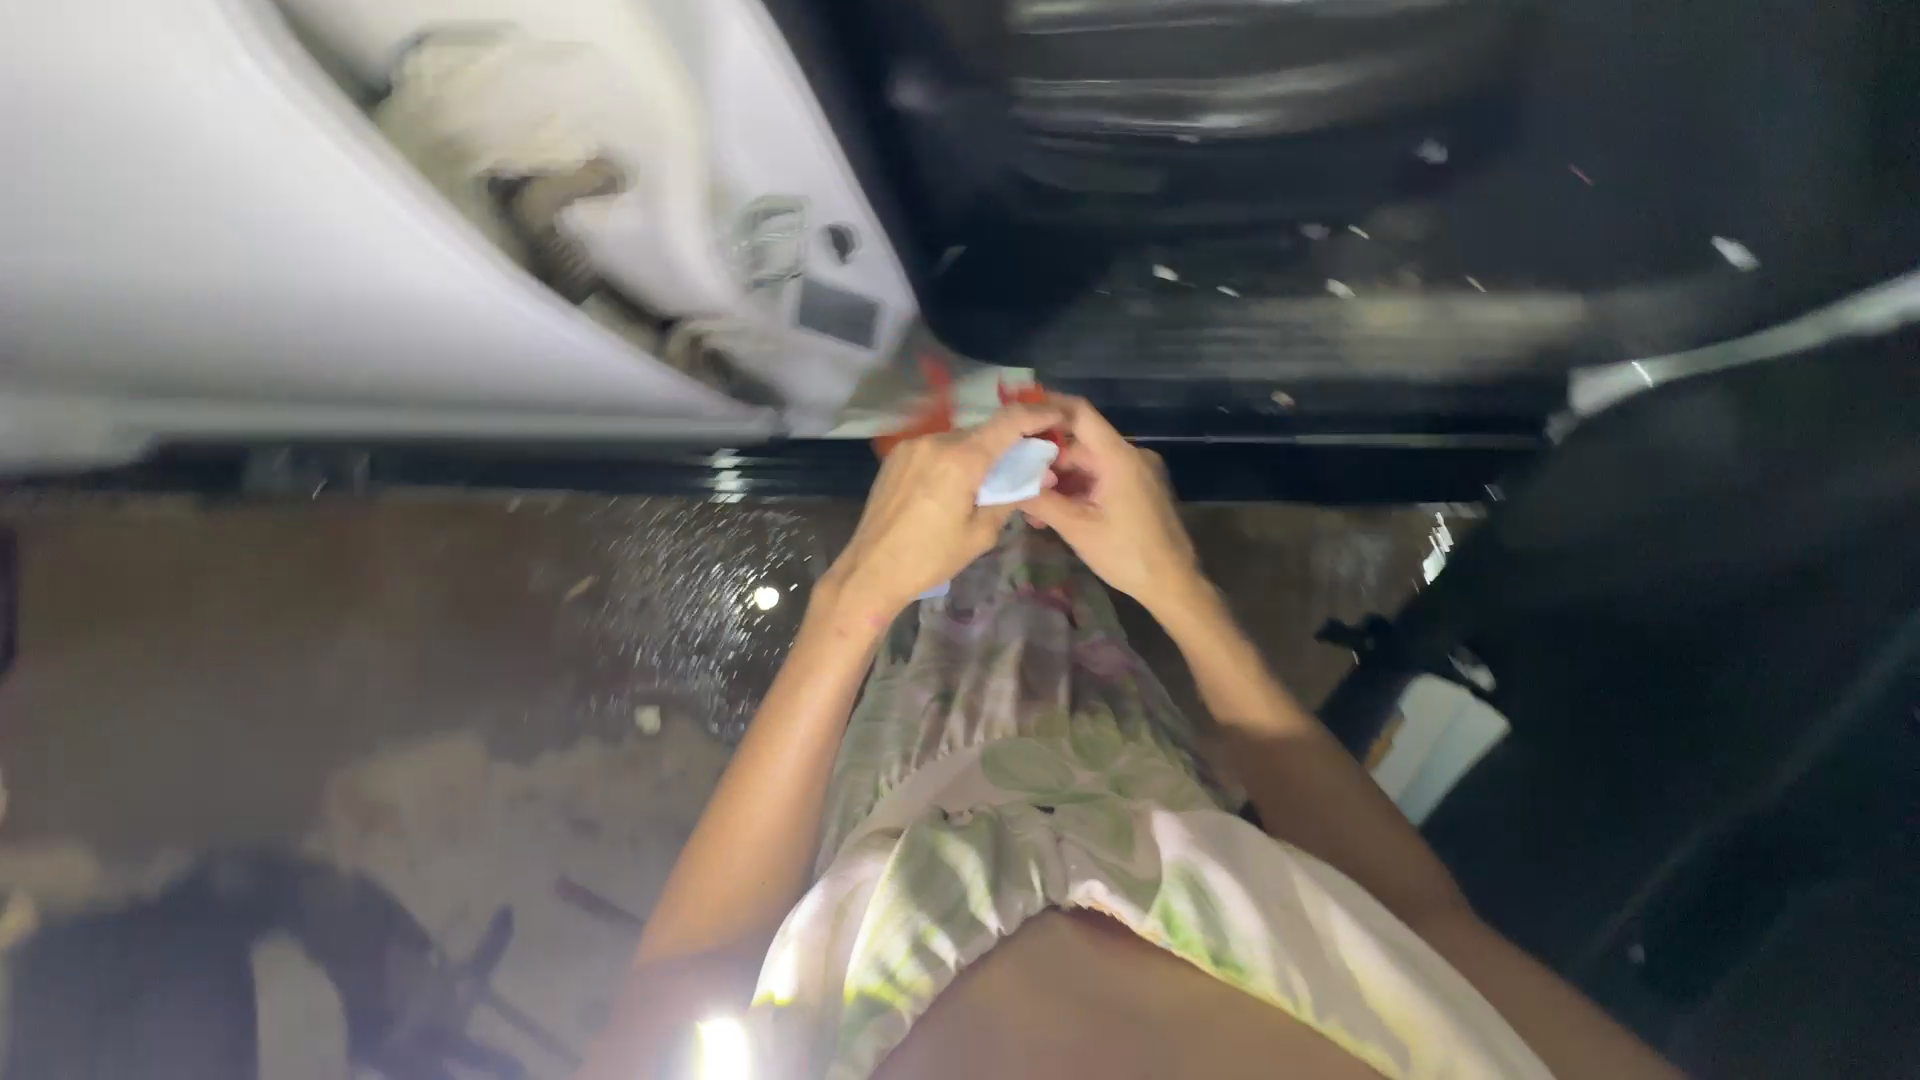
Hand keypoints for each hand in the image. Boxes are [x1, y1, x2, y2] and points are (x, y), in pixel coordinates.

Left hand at [824, 403, 1066, 620]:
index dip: (1039, 414)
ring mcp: (911, 446)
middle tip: (1027, 464)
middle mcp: (935, 441)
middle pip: (984, 431)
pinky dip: (955, 459)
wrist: (871, 570)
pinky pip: (936, 448)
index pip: (1009, 422)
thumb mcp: (980, 533)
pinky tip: (957, 485)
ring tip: (988, 482)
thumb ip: (1010, 496)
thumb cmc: (930, 558)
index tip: (1058, 415)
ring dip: (979, 453)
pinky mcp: (896, 457)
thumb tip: (1033, 476)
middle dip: (1009, 443)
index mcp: (960, 459)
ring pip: (959, 439)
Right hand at [1017, 396, 1202, 613]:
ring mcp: (1137, 472)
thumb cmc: (1126, 554)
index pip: (1080, 413)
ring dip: (1060, 482)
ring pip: (1088, 465)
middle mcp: (1131, 455)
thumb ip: (1041, 501)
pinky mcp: (1139, 489)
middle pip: (1080, 444)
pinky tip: (1056, 512)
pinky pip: (1102, 479)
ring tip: (1033, 508)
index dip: (1048, 407)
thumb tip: (1007, 485)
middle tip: (1016, 481)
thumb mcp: (1077, 528)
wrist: (1173, 583)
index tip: (1018, 411)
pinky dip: (1078, 491)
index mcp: (1119, 457)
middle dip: (1046, 462)